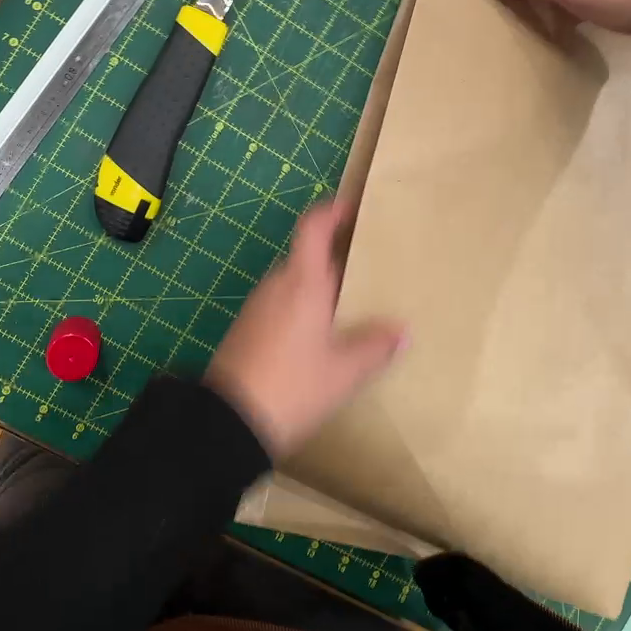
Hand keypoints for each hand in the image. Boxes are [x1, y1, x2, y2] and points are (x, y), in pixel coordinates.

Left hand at [205, 200, 406, 458]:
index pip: (313, 226)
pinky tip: (323, 336)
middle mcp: (277, 284)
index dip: (333, 211)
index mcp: (302, 281)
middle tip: (373, 267)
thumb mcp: (343, 371)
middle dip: (338, 257)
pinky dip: (305, 308)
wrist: (228, 422)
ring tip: (355, 304)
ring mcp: (258, 306)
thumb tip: (402, 331)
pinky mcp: (247, 329)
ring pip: (296, 283)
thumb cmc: (293, 386)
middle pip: (308, 255)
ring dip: (322, 286)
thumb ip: (375, 347)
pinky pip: (283, 305)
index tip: (356, 208)